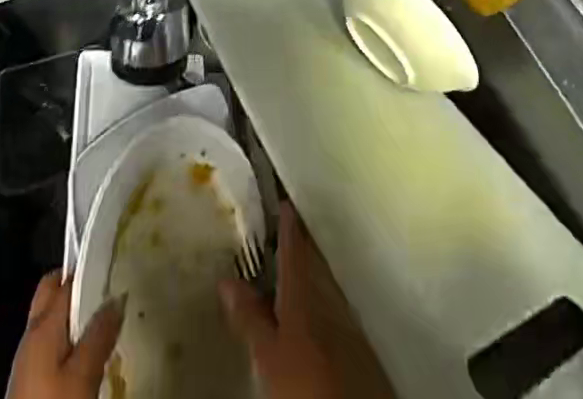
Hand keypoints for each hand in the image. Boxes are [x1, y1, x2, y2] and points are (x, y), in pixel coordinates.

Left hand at [8, 270, 123, 398]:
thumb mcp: (84, 374)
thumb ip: (100, 333)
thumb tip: (118, 297)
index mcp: (42, 328)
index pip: (64, 282)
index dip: (88, 269)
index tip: (115, 266)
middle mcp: (31, 335)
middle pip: (52, 294)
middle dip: (78, 287)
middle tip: (109, 290)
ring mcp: (29, 357)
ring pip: (54, 318)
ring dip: (78, 314)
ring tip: (109, 317)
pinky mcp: (32, 377)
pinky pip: (54, 341)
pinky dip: (72, 336)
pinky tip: (93, 349)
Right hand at [218, 202, 395, 398]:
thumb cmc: (303, 381)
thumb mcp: (267, 353)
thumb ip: (250, 317)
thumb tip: (227, 280)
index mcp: (303, 294)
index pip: (294, 252)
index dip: (289, 226)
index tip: (285, 202)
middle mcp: (328, 297)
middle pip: (313, 262)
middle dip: (301, 243)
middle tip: (288, 224)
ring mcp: (345, 316)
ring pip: (325, 281)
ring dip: (311, 267)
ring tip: (297, 257)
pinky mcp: (355, 337)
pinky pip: (333, 301)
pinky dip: (320, 292)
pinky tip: (315, 301)